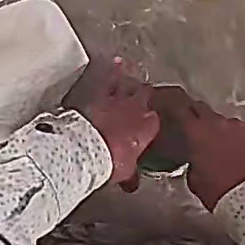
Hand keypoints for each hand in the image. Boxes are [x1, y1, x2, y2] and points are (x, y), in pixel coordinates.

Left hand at [73, 59, 159, 187]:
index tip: (149, 120)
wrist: (88, 149)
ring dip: (131, 79)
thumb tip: (132, 183)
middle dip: (146, 94)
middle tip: (145, 91)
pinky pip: (110, 77)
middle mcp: (137, 109)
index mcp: (148, 127)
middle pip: (147, 96)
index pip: (155, 120)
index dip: (151, 119)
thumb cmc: (110, 161)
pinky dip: (114, 69)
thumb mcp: (125, 171)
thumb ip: (130, 174)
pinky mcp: (101, 93)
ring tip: (133, 70)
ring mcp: (119, 99)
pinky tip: (116, 61)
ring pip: (130, 84)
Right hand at [154, 88, 244, 209]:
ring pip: (224, 122)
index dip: (171, 102)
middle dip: (195, 115)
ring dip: (220, 131)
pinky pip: (243, 131)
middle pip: (202, 109)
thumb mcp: (196, 181)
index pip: (179, 107)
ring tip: (222, 150)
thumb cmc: (222, 192)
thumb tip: (195, 162)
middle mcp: (218, 123)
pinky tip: (241, 154)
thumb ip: (192, 164)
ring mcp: (240, 126)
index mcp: (197, 132)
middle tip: (192, 126)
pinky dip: (239, 139)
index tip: (166, 101)